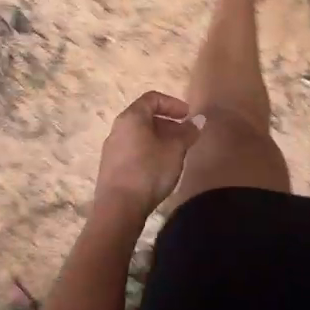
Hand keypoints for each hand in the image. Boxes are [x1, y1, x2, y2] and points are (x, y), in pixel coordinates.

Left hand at [93, 91, 202, 218]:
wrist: (118, 211)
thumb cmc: (149, 171)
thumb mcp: (175, 149)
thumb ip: (187, 132)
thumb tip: (199, 120)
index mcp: (131, 118)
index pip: (152, 98)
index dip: (173, 103)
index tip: (187, 116)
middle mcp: (118, 130)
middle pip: (145, 117)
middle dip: (168, 123)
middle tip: (184, 135)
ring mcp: (111, 151)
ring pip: (139, 136)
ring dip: (159, 139)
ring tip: (175, 153)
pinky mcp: (110, 170)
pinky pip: (132, 151)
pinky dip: (148, 152)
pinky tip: (159, 169)